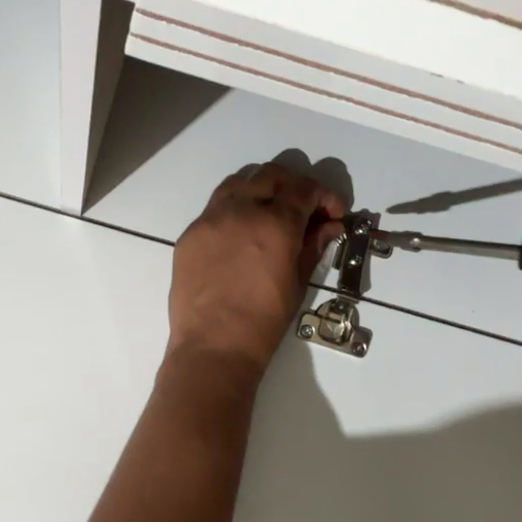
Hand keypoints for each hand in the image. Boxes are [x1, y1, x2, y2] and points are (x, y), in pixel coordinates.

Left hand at [167, 163, 345, 375]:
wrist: (213, 345)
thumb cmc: (264, 322)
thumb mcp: (298, 284)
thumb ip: (313, 247)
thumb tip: (329, 226)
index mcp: (275, 224)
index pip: (304, 189)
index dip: (324, 196)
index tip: (331, 212)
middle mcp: (241, 211)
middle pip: (270, 176)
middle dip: (292, 185)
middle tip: (302, 208)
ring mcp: (210, 219)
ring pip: (238, 183)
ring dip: (259, 189)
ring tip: (268, 212)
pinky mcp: (190, 233)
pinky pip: (214, 208)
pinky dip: (233, 210)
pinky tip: (239, 235)